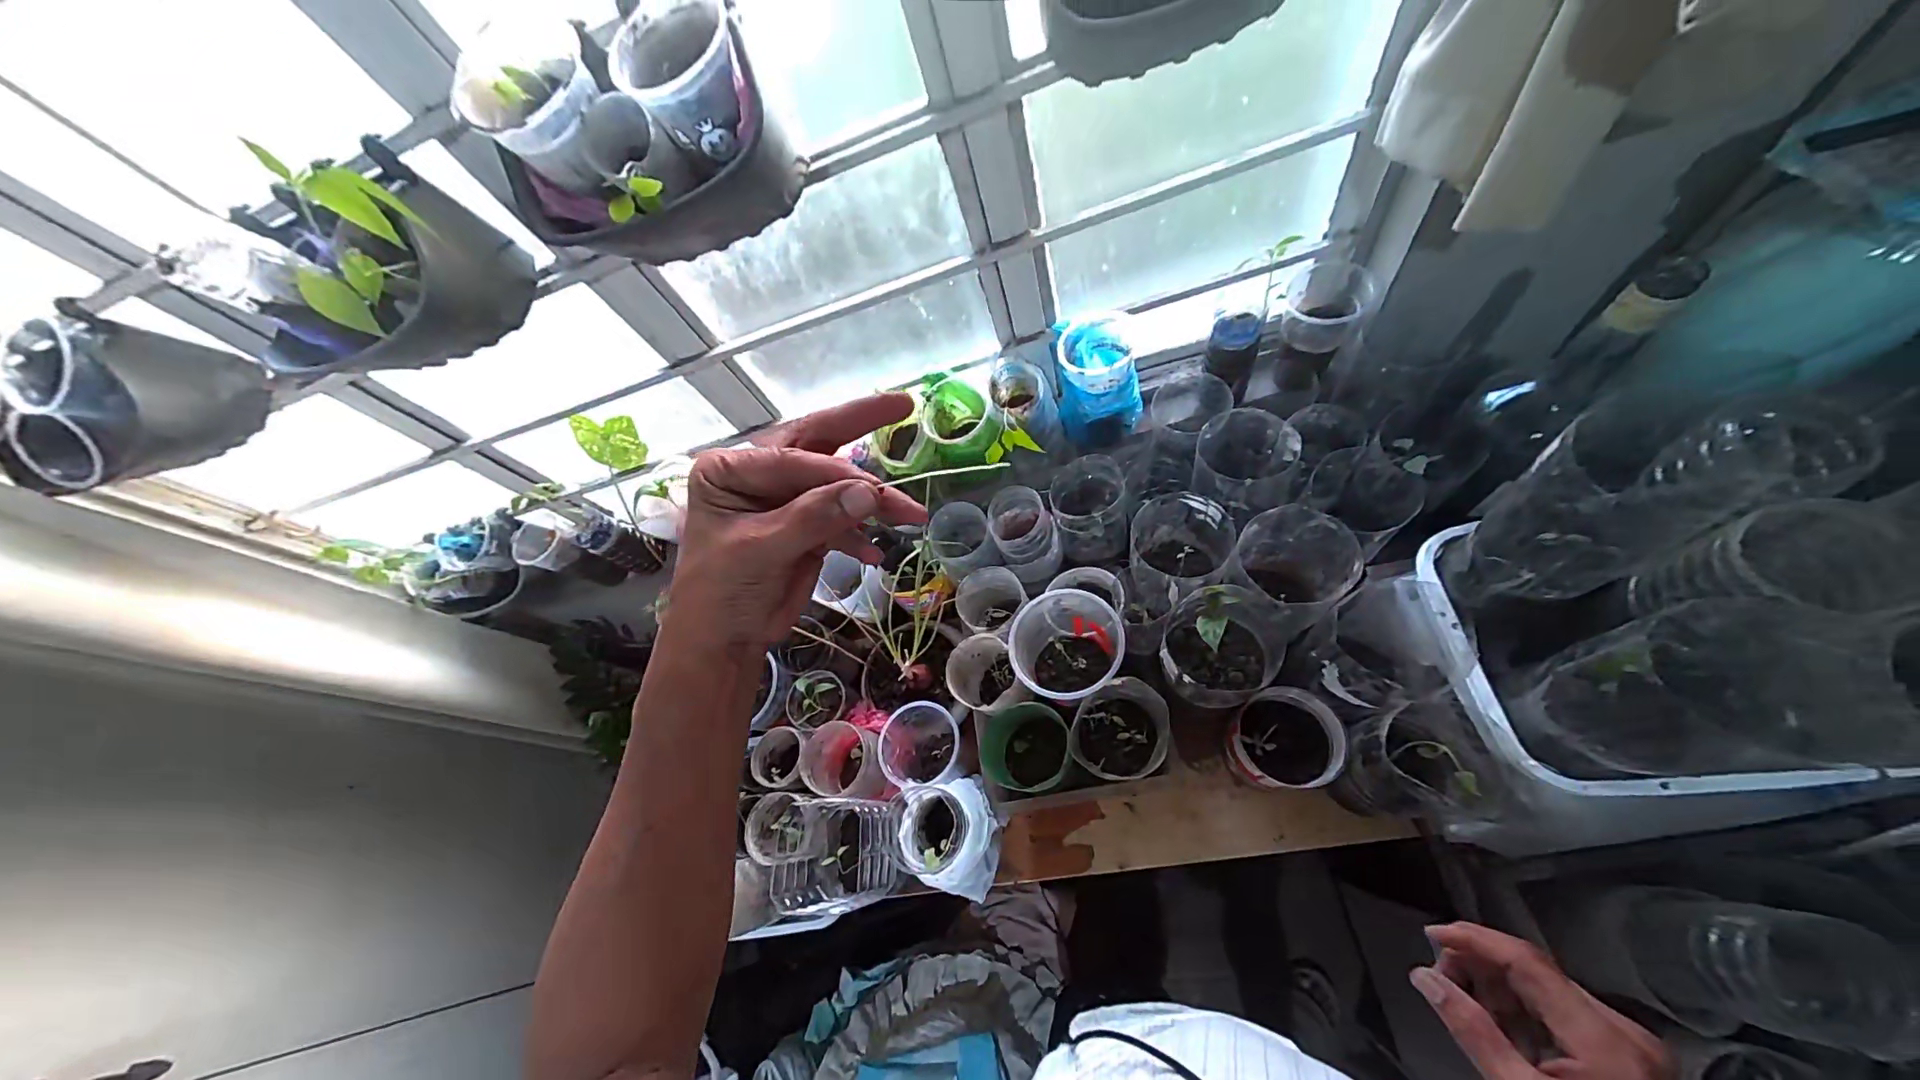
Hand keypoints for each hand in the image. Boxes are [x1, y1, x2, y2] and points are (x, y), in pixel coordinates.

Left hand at [667, 393, 926, 650]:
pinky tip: (875, 554)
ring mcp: (785, 498)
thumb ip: (814, 517)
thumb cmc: (721, 591)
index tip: (875, 488)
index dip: (836, 471)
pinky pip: (841, 519)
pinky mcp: (806, 525)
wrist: (723, 640)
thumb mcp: (761, 550)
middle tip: (902, 404)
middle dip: (860, 426)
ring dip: (874, 502)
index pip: (791, 458)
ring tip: (912, 516)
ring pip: (837, 484)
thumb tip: (870, 492)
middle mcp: (757, 473)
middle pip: (817, 444)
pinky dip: (861, 535)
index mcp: (730, 468)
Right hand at [1411, 923, 1674, 1079]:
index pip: (1528, 962)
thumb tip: (1425, 978)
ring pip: (1547, 988)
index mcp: (1604, 1042)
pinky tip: (1499, 1024)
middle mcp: (1625, 1032)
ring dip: (1499, 987)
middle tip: (1440, 978)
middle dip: (1481, 966)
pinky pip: (1562, 1011)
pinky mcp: (1628, 1054)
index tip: (1432, 934)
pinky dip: (1524, 1009)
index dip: (1474, 939)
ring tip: (1464, 1001)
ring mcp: (1631, 1043)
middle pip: (1536, 972)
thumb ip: (1473, 1032)